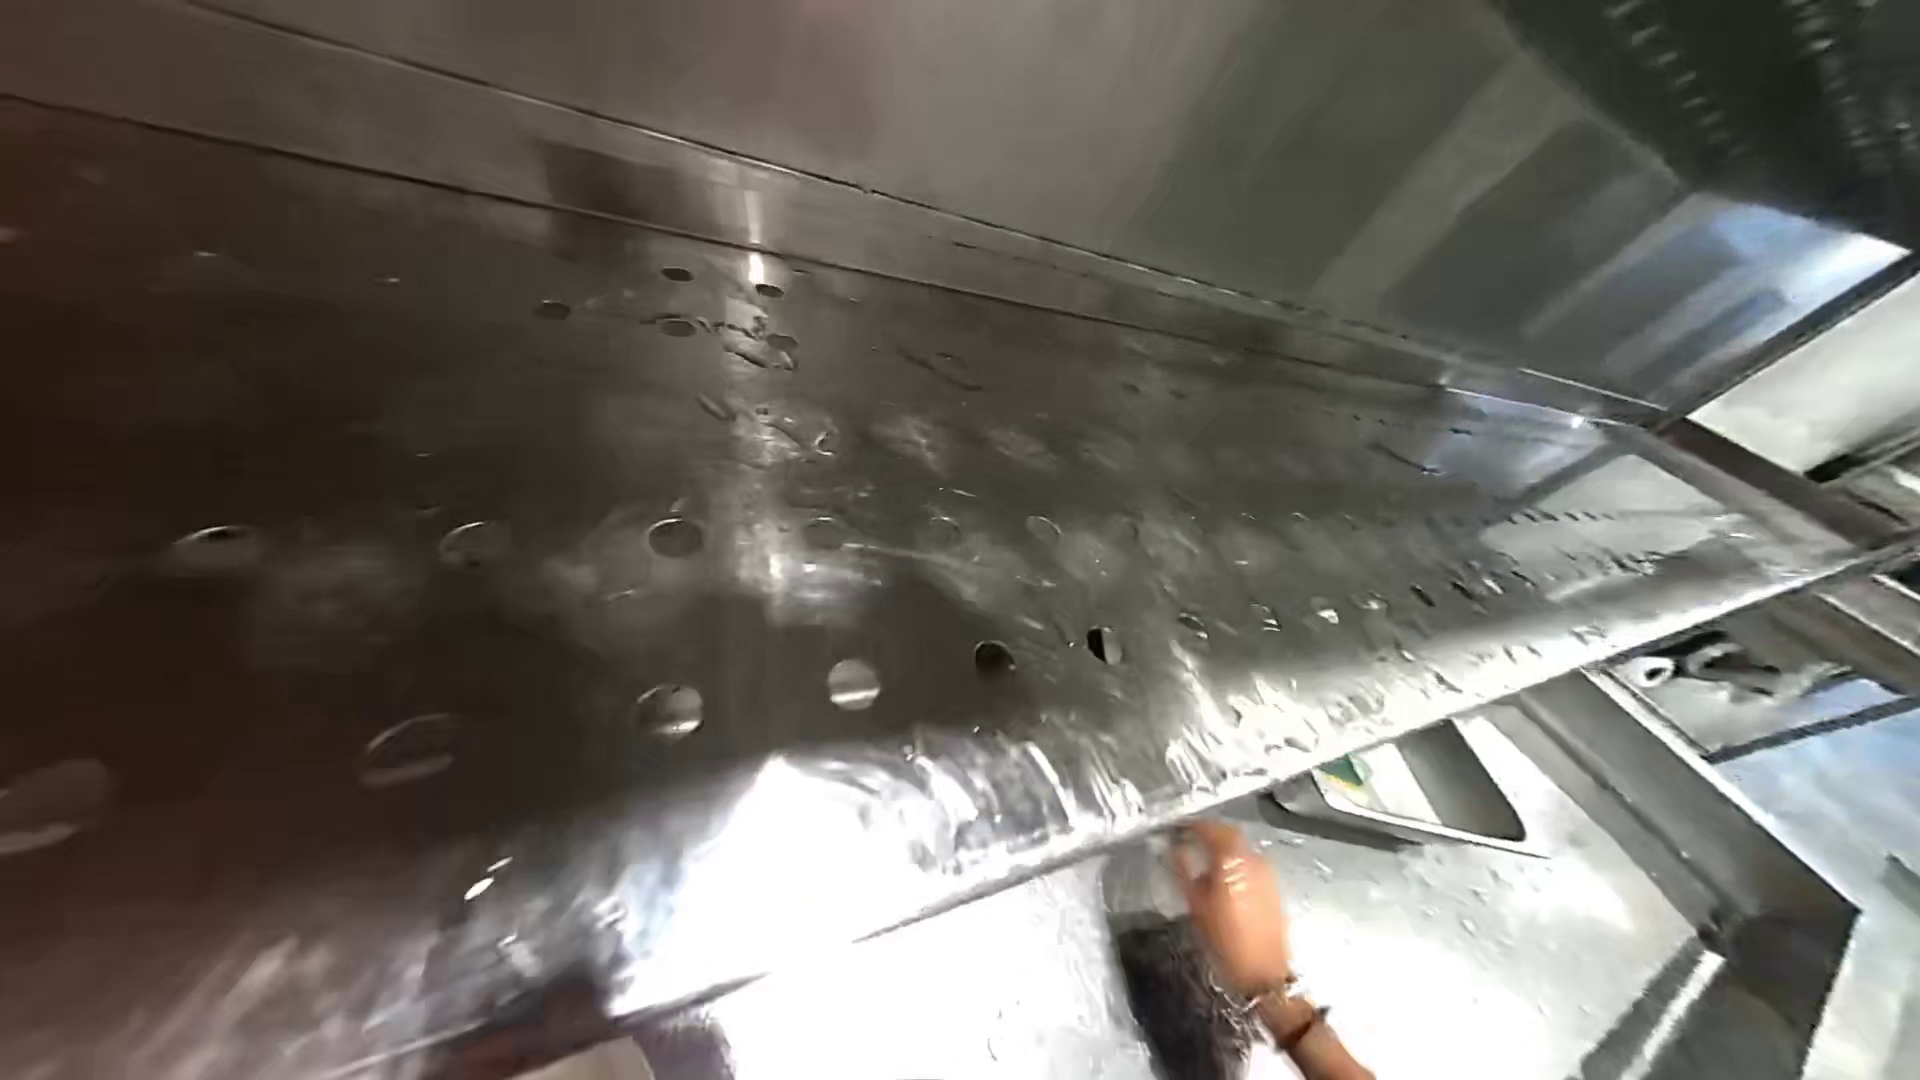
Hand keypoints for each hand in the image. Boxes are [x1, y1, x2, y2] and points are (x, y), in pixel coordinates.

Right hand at [1171, 820, 1293, 994]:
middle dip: (1207, 831)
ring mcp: (1267, 872)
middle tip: (1188, 839)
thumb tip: (1170, 847)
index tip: (1176, 829)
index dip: (1190, 825)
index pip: (1210, 827)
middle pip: (1228, 831)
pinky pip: (1250, 860)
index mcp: (1232, 860)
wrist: (1265, 976)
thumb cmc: (1224, 940)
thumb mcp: (1194, 904)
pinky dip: (1234, 859)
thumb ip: (1181, 868)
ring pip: (1240, 845)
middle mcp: (1253, 859)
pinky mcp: (1273, 886)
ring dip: (1222, 845)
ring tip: (1203, 857)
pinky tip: (1223, 874)